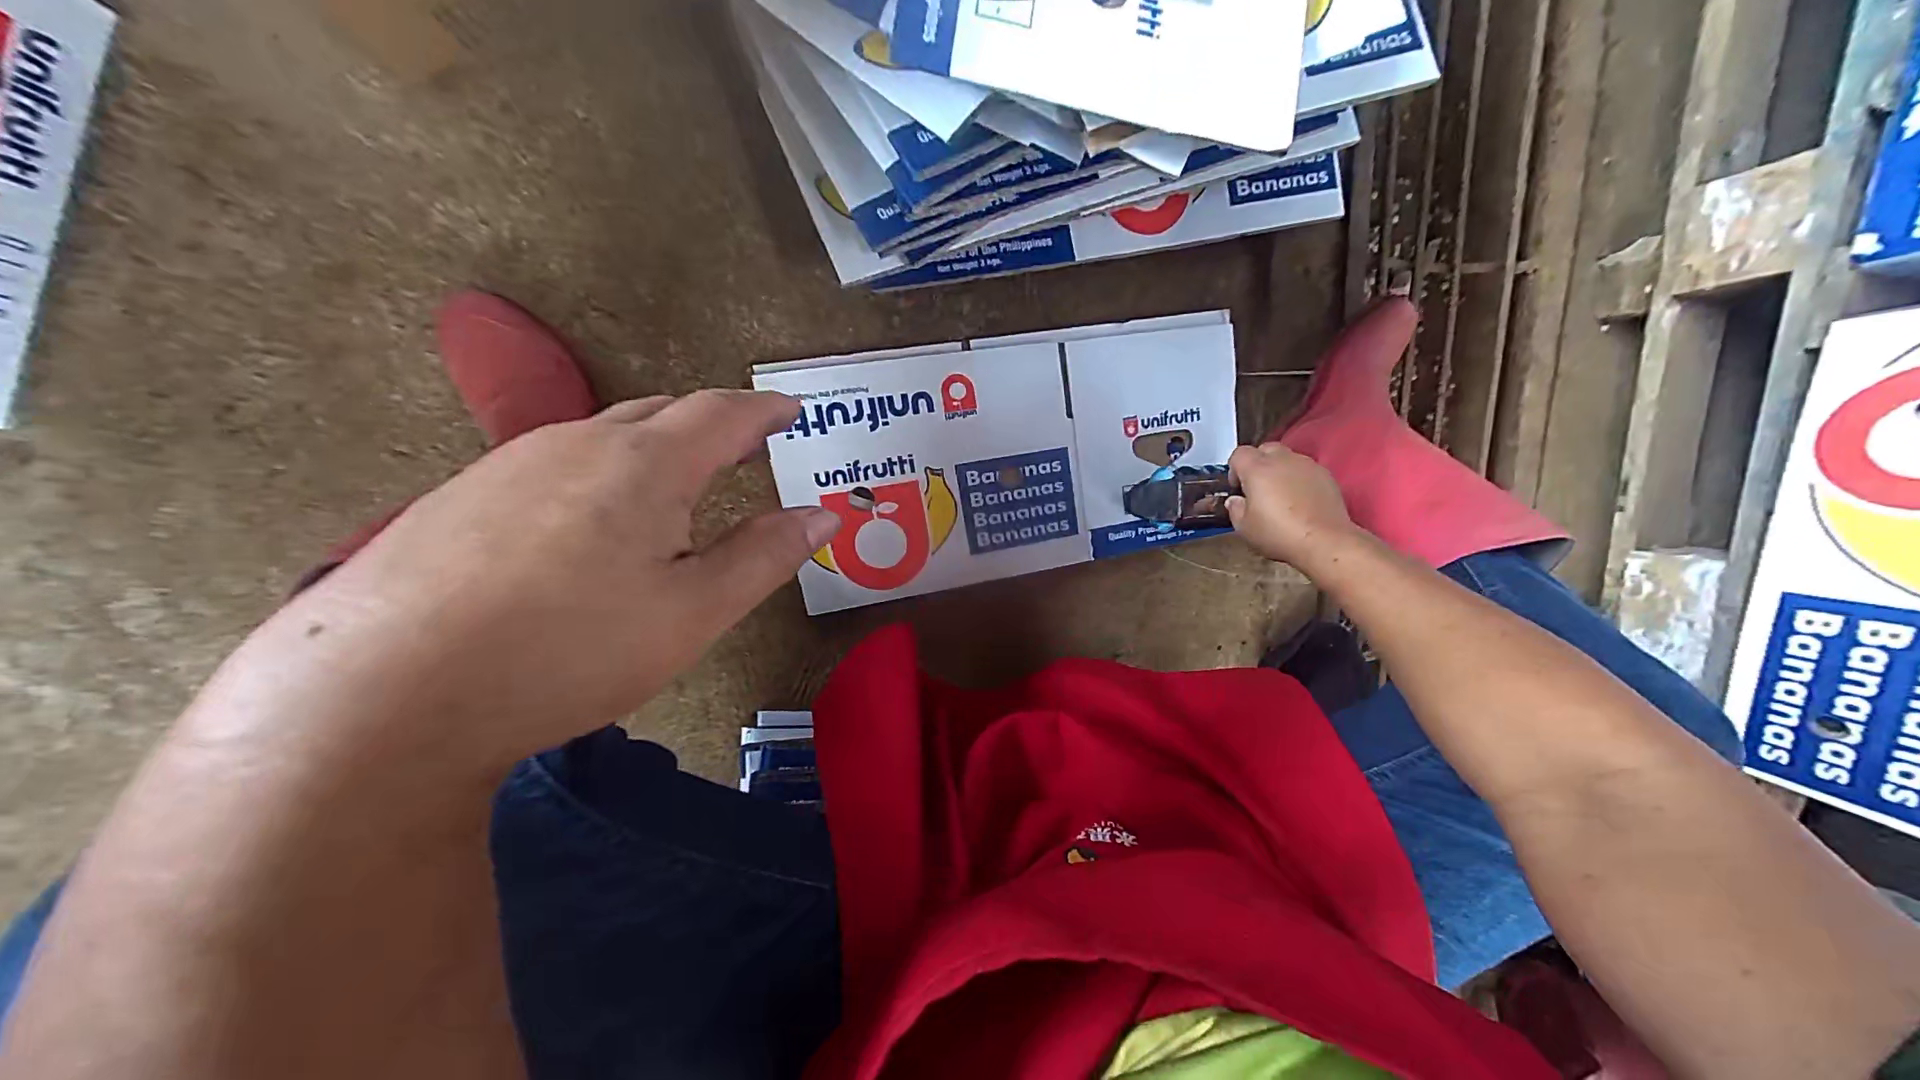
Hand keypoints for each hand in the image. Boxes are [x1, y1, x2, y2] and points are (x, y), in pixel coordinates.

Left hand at [278, 390, 838, 759]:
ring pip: (604, 435)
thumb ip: (764, 556)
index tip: (791, 410)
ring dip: (654, 446)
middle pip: (662, 413)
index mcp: (646, 464)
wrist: (383, 693)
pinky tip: (588, 523)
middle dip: (712, 423)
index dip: (765, 410)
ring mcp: (511, 463)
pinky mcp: (462, 495)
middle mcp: (578, 442)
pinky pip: (557, 462)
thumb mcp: (693, 612)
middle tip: (744, 445)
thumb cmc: (571, 650)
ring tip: (676, 481)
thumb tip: (821, 516)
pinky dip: (601, 472)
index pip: (723, 413)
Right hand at [1226, 442, 1360, 569]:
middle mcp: (1282, 460)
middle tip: (1257, 487)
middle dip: (1258, 463)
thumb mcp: (1244, 527)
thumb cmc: (1279, 533)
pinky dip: (1299, 479)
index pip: (1239, 453)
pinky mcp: (1326, 475)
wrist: (1324, 541)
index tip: (1237, 488)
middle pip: (1265, 449)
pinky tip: (1300, 500)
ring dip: (1280, 470)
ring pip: (1288, 458)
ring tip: (1281, 494)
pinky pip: (1306, 469)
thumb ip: (1235, 508)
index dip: (1234, 469)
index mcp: (1257, 469)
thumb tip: (1236, 500)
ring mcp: (1307, 465)